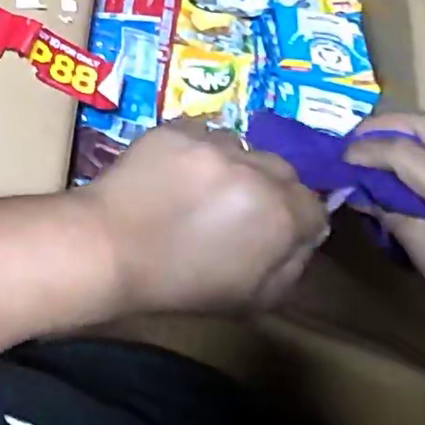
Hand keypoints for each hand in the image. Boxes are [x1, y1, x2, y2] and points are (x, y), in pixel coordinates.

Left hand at [78, 123, 327, 314]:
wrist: (110, 244)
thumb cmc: (181, 281)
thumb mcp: (256, 296)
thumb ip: (292, 263)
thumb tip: (302, 236)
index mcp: (281, 212)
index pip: (313, 206)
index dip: (295, 221)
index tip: (272, 232)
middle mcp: (251, 168)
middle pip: (280, 170)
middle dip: (268, 189)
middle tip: (237, 208)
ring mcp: (209, 142)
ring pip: (240, 147)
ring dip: (232, 164)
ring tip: (202, 186)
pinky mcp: (173, 128)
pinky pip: (200, 131)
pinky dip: (197, 148)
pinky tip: (179, 169)